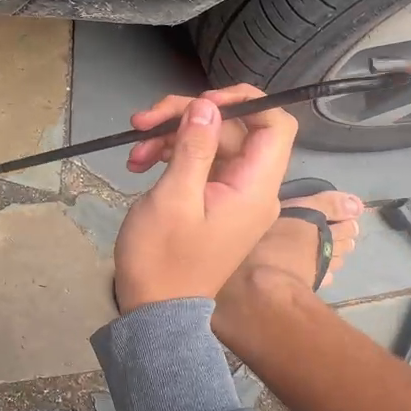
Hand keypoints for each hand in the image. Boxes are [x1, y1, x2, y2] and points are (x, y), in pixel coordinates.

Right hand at [112, 86, 297, 310]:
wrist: (154, 308)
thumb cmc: (163, 256)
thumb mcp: (174, 197)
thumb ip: (194, 147)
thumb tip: (208, 105)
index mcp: (254, 187)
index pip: (274, 124)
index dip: (243, 101)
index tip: (200, 102)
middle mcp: (252, 187)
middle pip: (232, 129)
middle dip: (186, 118)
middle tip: (143, 122)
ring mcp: (231, 195)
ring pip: (210, 143)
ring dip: (170, 137)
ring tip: (135, 149)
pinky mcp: (211, 201)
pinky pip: (199, 163)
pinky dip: (170, 156)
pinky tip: (140, 163)